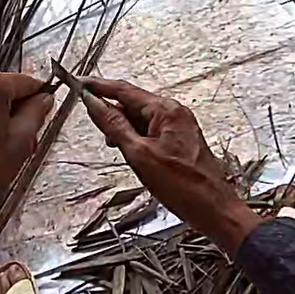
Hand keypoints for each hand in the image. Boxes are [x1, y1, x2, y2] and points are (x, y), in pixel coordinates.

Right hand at [77, 77, 260, 252]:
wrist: (214, 210)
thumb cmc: (182, 186)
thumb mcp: (139, 155)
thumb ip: (113, 126)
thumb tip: (93, 103)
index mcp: (166, 110)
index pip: (124, 90)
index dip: (99, 86)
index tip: (80, 83)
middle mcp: (174, 112)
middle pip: (132, 104)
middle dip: (112, 114)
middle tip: (95, 127)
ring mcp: (178, 126)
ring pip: (140, 119)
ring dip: (123, 130)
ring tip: (116, 148)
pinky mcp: (179, 140)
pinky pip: (150, 131)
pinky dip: (136, 139)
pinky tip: (131, 155)